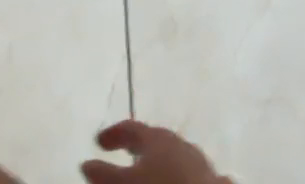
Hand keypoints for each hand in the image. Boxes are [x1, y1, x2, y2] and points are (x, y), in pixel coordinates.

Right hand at [79, 120, 229, 183]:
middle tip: (128, 152)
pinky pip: (204, 177)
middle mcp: (181, 145)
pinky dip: (193, 177)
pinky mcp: (219, 183)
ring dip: (167, 161)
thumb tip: (86, 164)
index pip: (131, 127)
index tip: (99, 143)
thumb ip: (103, 173)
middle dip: (142, 145)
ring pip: (182, 156)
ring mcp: (204, 165)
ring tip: (156, 171)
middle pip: (158, 139)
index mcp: (156, 139)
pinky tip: (192, 182)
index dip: (114, 133)